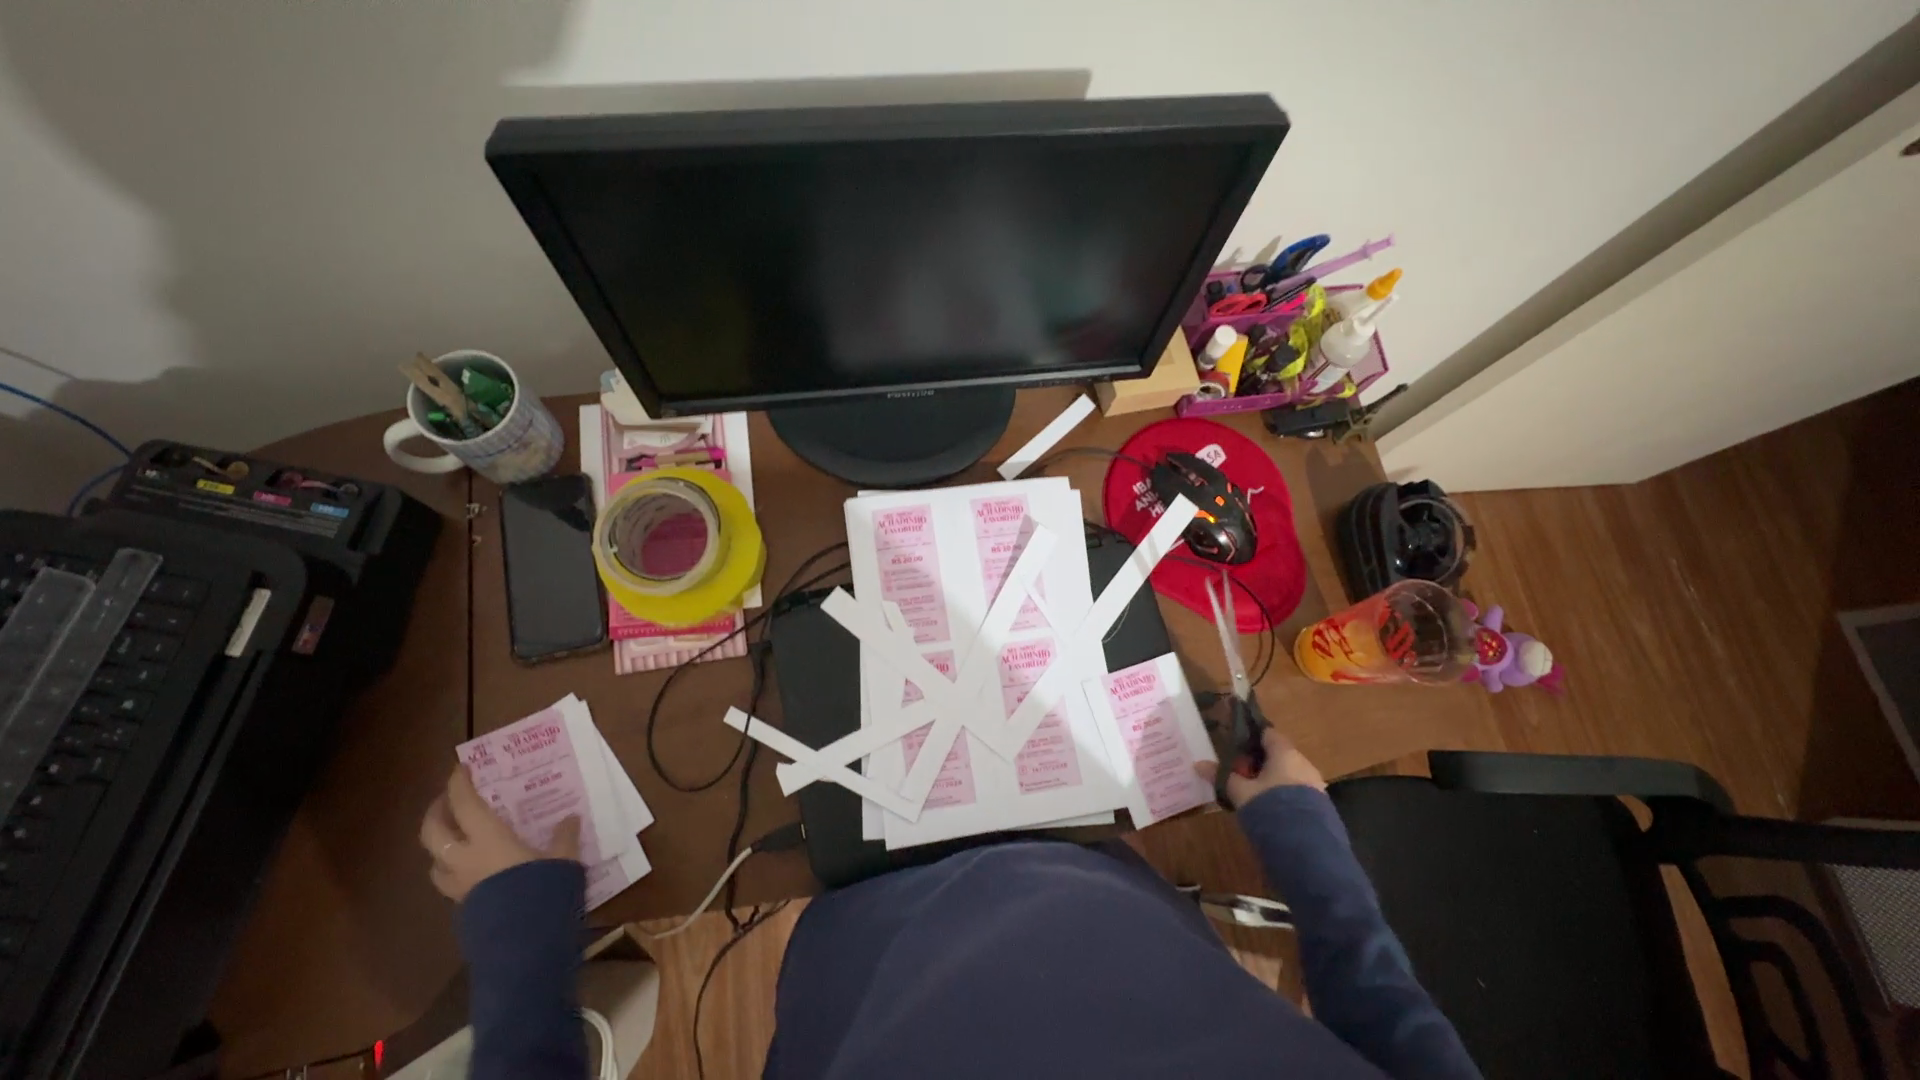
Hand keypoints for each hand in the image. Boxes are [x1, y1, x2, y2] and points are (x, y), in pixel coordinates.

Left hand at [419, 766, 580, 902]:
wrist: (523, 943)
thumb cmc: (542, 890)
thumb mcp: (563, 860)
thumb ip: (564, 837)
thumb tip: (571, 818)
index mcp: (487, 838)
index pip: (464, 803)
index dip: (458, 783)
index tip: (460, 768)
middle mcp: (463, 858)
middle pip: (432, 830)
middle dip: (436, 811)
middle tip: (447, 801)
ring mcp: (458, 885)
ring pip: (433, 859)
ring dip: (439, 845)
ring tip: (454, 838)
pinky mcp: (461, 907)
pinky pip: (448, 881)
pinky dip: (452, 869)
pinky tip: (470, 870)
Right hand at [1195, 727, 1326, 807]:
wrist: (1307, 847)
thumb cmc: (1270, 807)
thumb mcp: (1241, 793)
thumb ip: (1222, 777)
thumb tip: (1198, 764)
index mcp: (1285, 753)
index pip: (1269, 733)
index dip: (1252, 737)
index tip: (1236, 745)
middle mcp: (1304, 763)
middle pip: (1279, 755)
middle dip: (1260, 762)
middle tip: (1239, 773)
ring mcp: (1315, 785)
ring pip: (1289, 775)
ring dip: (1272, 780)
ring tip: (1253, 793)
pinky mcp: (1321, 806)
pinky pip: (1297, 792)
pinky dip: (1283, 794)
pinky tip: (1271, 809)